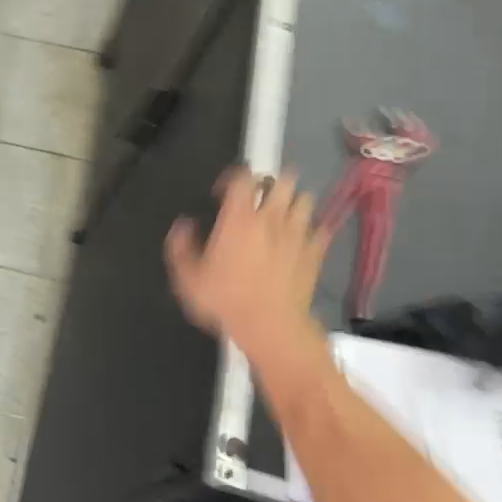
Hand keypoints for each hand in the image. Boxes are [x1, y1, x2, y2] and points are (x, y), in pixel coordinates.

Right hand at [164, 169, 329, 358]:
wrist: (270, 323)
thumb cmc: (224, 300)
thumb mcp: (187, 279)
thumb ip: (181, 248)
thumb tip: (182, 227)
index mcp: (238, 219)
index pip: (241, 178)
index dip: (232, 177)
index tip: (222, 191)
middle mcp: (271, 217)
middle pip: (282, 180)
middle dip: (271, 183)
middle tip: (258, 197)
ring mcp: (298, 232)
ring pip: (304, 199)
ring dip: (292, 203)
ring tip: (281, 215)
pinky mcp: (316, 249)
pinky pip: (319, 228)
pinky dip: (310, 229)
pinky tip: (300, 240)